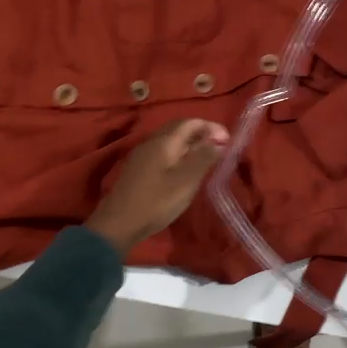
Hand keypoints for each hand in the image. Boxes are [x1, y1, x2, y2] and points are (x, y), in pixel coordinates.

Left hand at [85, 119, 230, 256]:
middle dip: (201, 133)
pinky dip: (179, 154)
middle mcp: (151, 142)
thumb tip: (219, 139)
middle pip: (178, 129)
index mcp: (164, 142)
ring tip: (206, 157)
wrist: (118, 224)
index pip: (190, 122)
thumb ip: (203, 158)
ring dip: (190, 144)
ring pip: (170, 141)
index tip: (228, 140)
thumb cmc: (156, 202)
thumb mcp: (185, 181)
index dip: (210, 127)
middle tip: (219, 146)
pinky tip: (184, 169)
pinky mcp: (138, 169)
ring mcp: (142, 155)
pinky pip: (163, 153)